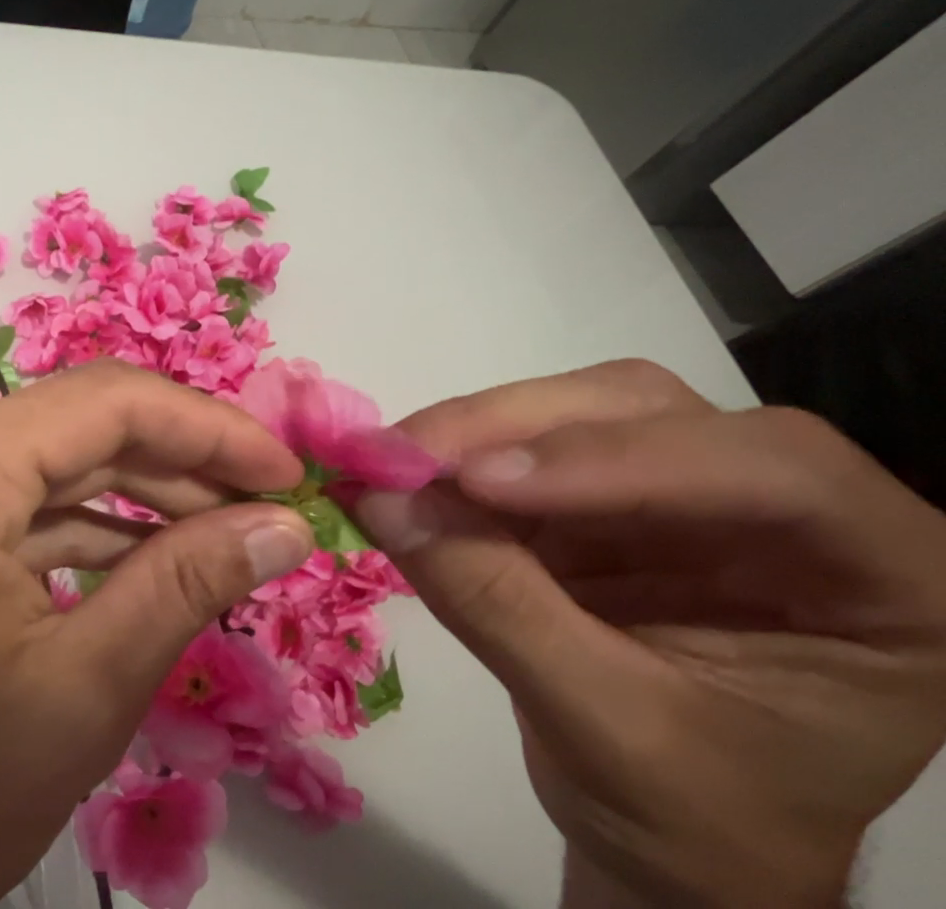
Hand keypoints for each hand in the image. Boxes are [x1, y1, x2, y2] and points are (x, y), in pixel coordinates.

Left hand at [0, 360, 315, 908]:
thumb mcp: (85, 687)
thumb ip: (187, 584)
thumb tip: (283, 525)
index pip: (103, 403)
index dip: (209, 428)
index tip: (289, 475)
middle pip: (71, 427)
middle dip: (178, 464)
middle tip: (269, 514)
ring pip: (42, 467)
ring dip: (134, 499)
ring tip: (224, 543)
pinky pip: (7, 511)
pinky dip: (80, 532)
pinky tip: (147, 565)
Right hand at [355, 361, 945, 908]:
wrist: (677, 853)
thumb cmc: (691, 819)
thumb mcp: (603, 727)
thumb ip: (497, 607)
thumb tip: (379, 500)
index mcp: (885, 577)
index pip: (770, 473)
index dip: (621, 458)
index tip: (479, 481)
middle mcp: (794, 509)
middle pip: (656, 414)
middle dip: (518, 430)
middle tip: (399, 456)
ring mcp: (691, 496)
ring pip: (583, 412)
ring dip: (476, 434)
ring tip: (386, 466)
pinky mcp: (608, 504)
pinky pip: (527, 454)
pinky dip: (457, 464)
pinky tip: (404, 482)